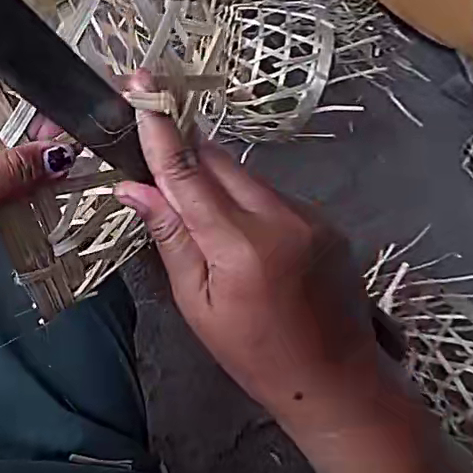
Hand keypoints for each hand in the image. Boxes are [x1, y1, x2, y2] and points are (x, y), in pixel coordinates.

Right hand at [112, 74, 393, 431]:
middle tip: (154, 137)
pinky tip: (236, 226)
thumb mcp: (197, 303)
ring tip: (193, 205)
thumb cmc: (254, 355)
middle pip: (218, 160)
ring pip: (243, 173)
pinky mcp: (324, 219)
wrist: (340, 384)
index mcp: (240, 247)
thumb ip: (170, 237)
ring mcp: (309, 215)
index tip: (142, 88)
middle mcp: (279, 218)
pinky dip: (241, 195)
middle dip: (184, 148)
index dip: (160, 131)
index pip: (187, 174)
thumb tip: (132, 187)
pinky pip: (268, 190)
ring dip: (212, 176)